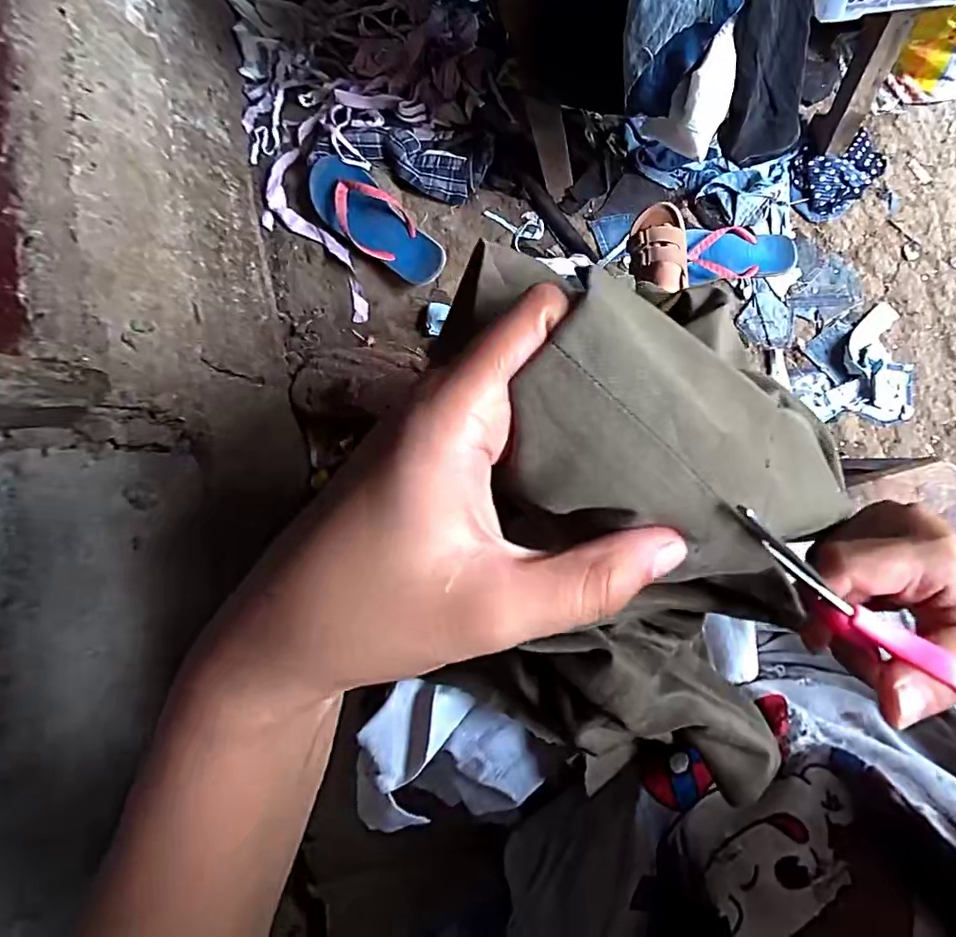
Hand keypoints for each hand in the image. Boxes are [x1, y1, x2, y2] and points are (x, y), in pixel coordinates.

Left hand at [194, 284, 687, 707]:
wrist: (281, 641)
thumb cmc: (378, 616)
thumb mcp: (496, 611)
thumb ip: (590, 581)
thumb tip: (674, 545)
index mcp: (451, 416)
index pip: (526, 322)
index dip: (587, 315)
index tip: (650, 339)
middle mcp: (442, 402)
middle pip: (530, 345)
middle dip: (593, 359)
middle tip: (662, 390)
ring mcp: (435, 423)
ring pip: (519, 379)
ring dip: (572, 392)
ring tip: (641, 415)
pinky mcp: (435, 448)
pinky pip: (504, 410)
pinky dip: (548, 419)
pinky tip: (588, 451)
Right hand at [805, 501, 955, 728]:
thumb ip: (929, 687)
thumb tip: (890, 699)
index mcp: (935, 553)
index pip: (849, 563)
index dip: (824, 601)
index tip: (821, 640)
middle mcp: (909, 522)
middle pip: (832, 559)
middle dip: (832, 611)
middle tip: (862, 653)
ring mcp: (891, 518)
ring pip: (828, 559)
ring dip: (835, 605)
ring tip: (869, 639)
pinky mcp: (878, 524)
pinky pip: (836, 557)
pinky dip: (841, 593)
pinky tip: (867, 616)